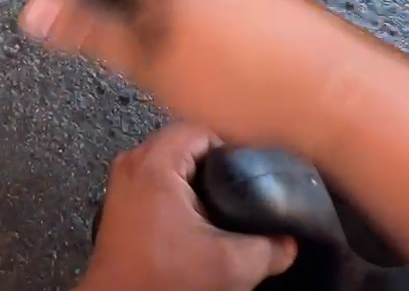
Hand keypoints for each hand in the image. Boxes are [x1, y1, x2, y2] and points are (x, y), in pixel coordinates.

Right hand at [20, 0, 385, 158]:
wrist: (339, 98)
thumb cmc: (239, 79)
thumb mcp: (146, 62)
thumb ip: (86, 31)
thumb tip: (31, 8)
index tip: (75, 28)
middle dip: (124, 17)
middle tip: (131, 64)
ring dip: (160, 28)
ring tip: (177, 77)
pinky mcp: (259, 1)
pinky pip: (207, 9)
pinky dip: (196, 36)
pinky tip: (215, 75)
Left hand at [80, 123, 296, 290]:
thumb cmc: (169, 279)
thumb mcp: (230, 266)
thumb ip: (267, 248)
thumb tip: (289, 240)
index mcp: (155, 161)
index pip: (199, 132)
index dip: (229, 151)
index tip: (249, 178)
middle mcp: (134, 160)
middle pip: (182, 144)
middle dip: (213, 168)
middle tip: (240, 196)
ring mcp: (123, 179)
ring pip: (168, 162)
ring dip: (195, 182)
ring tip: (222, 211)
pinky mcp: (119, 199)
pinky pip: (154, 179)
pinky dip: (176, 192)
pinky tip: (197, 222)